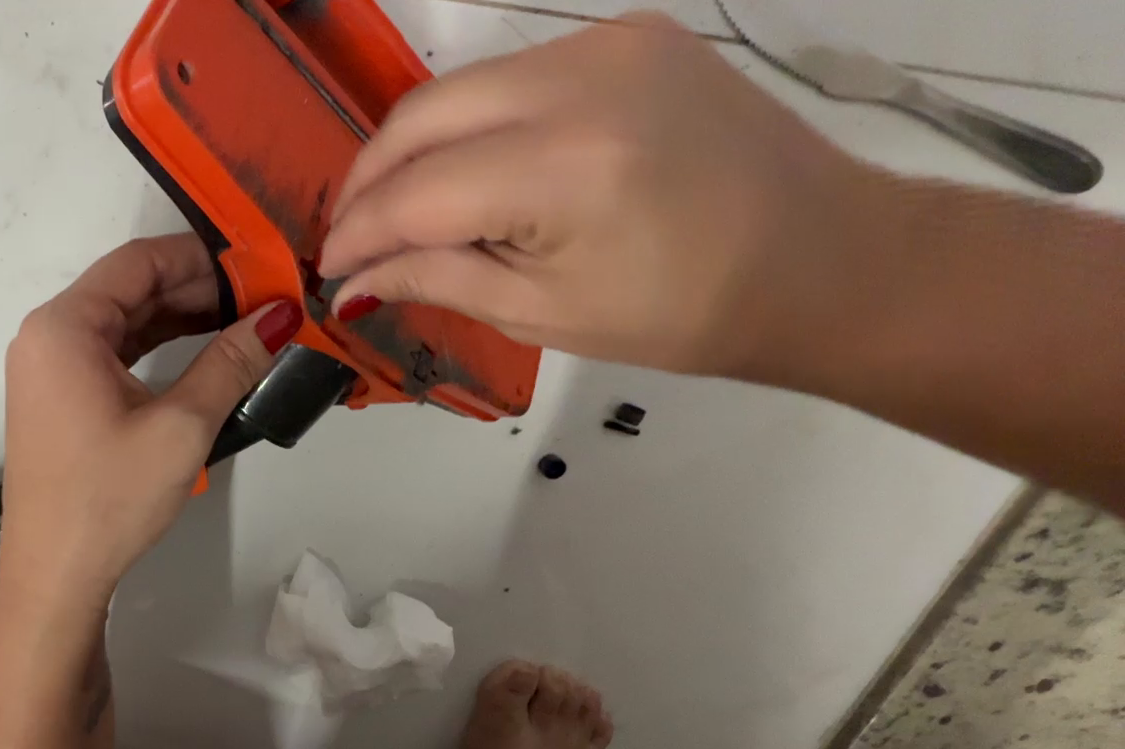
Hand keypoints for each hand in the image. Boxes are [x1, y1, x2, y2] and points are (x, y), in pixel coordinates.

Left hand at [0, 234, 301, 609]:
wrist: (55, 573)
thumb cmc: (111, 498)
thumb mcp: (181, 427)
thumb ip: (231, 363)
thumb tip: (281, 315)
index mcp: (65, 327)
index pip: (138, 262)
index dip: (201, 258)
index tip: (257, 266)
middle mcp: (47, 337)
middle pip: (128, 290)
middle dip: (195, 290)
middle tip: (260, 300)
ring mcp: (48, 371)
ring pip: (121, 324)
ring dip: (178, 321)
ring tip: (242, 325)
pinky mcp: (59, 402)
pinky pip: (110, 357)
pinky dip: (154, 352)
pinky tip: (200, 357)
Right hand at [319, 12, 881, 376]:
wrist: (818, 259)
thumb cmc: (680, 313)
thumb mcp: (541, 313)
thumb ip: (437, 280)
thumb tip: (353, 282)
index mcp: (566, 167)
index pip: (418, 191)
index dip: (360, 232)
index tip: (328, 270)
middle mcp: (583, 79)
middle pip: (422, 116)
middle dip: (368, 181)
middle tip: (350, 238)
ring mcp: (610, 42)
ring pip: (458, 87)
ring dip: (411, 151)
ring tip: (395, 213)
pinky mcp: (627, 36)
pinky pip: (509, 76)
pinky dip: (466, 126)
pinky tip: (460, 175)